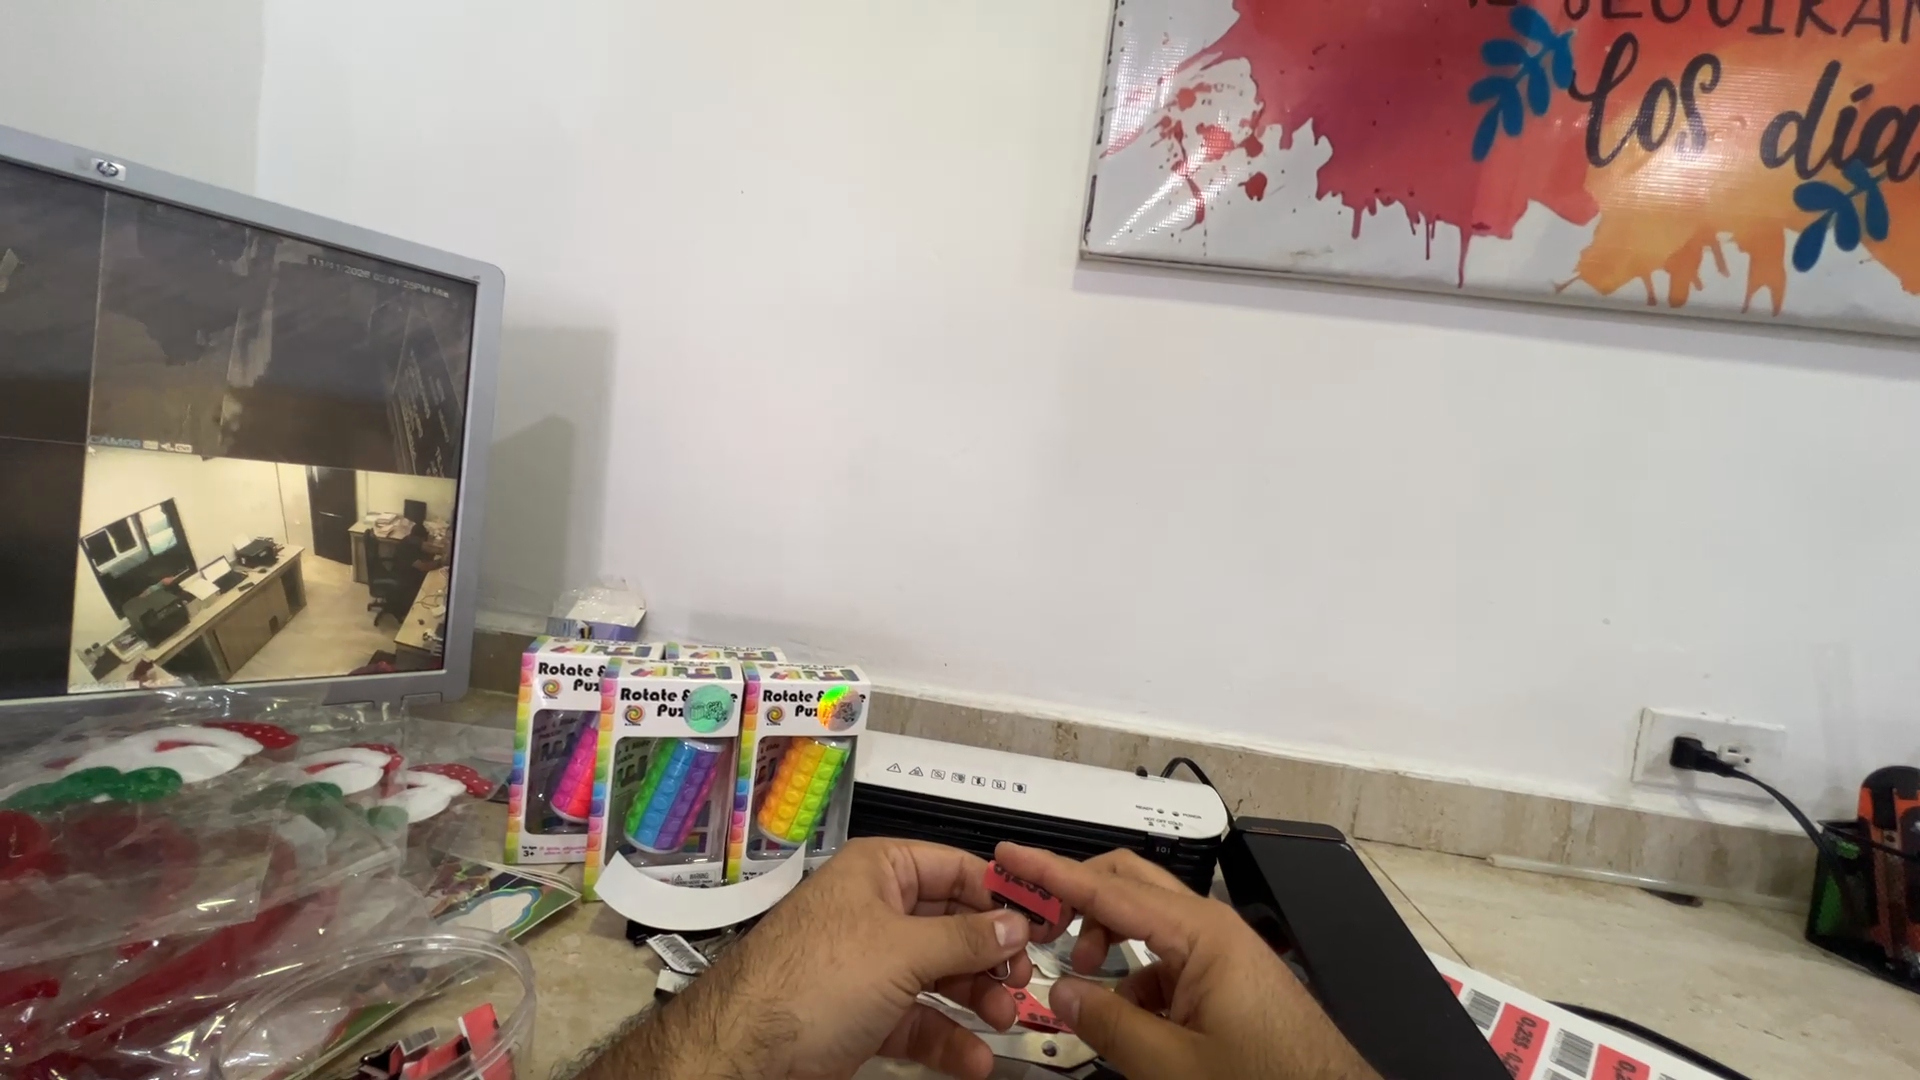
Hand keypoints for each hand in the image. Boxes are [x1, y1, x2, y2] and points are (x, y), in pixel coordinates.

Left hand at [605, 838, 1046, 1079]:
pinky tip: (974, 1058)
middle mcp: (878, 910)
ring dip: (975, 996)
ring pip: (939, 972)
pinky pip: (919, 1018)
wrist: (743, 1056)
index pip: (954, 869)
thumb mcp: (901, 950)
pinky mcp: (865, 1013)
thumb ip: (965, 937)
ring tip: (1003, 1017)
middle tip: (1022, 978)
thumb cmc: (815, 979)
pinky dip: (947, 1036)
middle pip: (951, 923)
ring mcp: (871, 964)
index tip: (1040, 920)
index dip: (997, 894)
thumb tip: (1014, 923)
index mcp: (881, 870)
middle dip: (989, 952)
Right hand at [993, 842, 1378, 1079]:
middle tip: (1036, 918)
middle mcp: (1208, 924)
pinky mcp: (1227, 973)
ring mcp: (1220, 947)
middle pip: (1126, 882)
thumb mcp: (1176, 1068)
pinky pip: (1167, 954)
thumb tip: (1061, 994)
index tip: (1010, 855)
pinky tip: (1129, 1016)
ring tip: (1084, 978)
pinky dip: (1136, 973)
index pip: (1106, 888)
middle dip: (1077, 895)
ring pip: (1145, 919)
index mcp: (1197, 932)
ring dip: (1106, 937)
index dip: (1051, 871)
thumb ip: (1110, 1026)